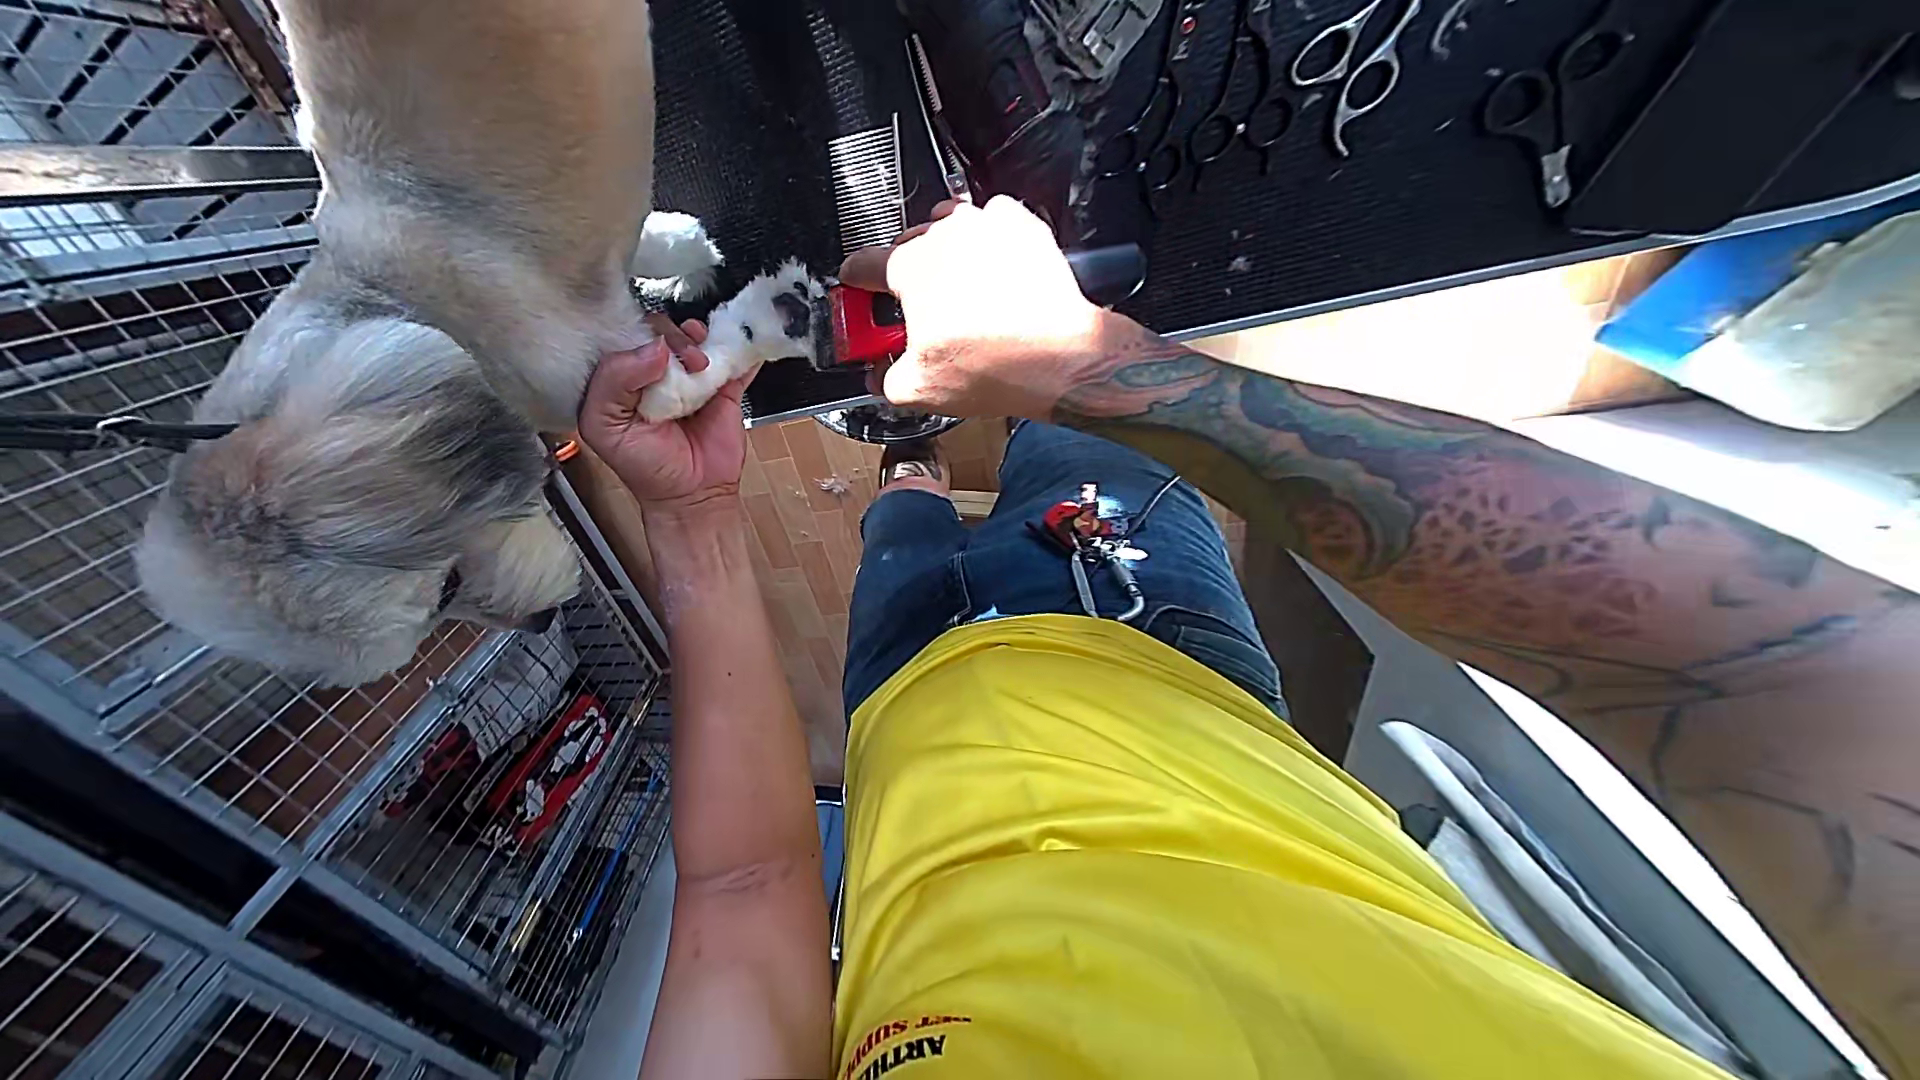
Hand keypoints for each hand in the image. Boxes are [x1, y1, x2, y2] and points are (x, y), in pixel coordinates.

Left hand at [580, 316, 750, 514]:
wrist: (693, 494)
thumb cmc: (644, 465)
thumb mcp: (605, 426)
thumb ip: (613, 381)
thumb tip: (657, 349)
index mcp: (621, 376)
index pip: (622, 334)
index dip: (635, 331)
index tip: (651, 350)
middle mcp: (656, 370)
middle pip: (663, 330)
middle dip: (673, 338)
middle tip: (685, 362)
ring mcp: (694, 377)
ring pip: (698, 336)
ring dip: (702, 338)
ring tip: (703, 362)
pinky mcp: (726, 387)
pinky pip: (737, 359)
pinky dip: (743, 347)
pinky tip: (740, 344)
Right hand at [836, 196, 1109, 419]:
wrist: (1063, 361)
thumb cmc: (997, 366)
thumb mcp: (919, 388)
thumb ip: (885, 377)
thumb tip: (882, 376)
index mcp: (910, 265)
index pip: (864, 265)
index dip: (855, 284)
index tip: (856, 291)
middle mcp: (947, 234)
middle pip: (909, 247)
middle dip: (907, 279)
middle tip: (917, 315)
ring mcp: (989, 225)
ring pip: (952, 233)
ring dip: (947, 259)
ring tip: (959, 297)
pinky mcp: (1025, 230)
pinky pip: (995, 229)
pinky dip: (989, 249)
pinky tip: (995, 282)